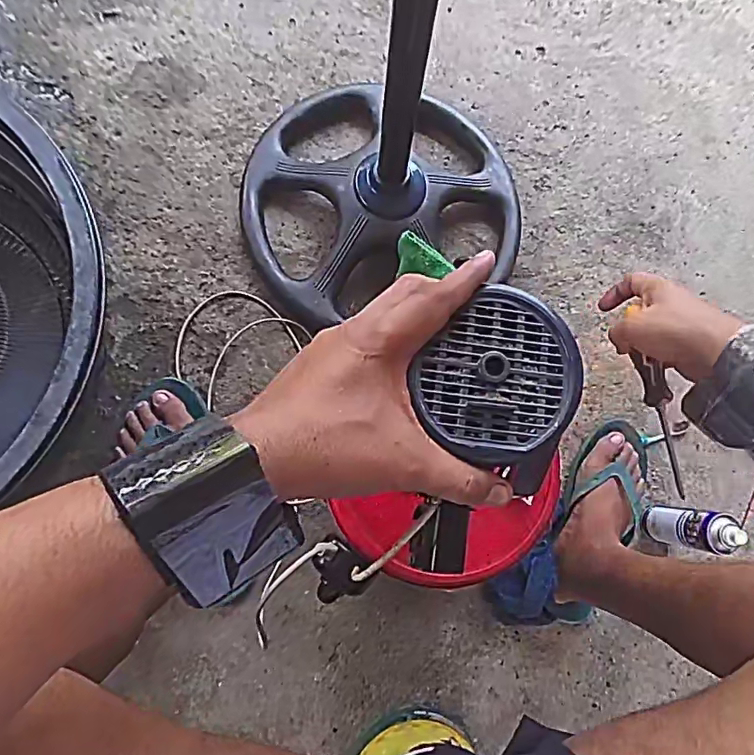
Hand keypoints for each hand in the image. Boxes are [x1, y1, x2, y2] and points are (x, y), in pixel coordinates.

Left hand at [228, 251, 513, 506]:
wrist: (257, 461)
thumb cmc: (314, 446)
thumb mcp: (405, 464)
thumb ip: (459, 479)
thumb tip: (496, 491)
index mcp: (376, 342)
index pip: (430, 298)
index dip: (465, 280)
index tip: (485, 263)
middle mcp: (352, 336)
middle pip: (405, 291)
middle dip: (442, 286)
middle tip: (469, 293)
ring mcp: (334, 349)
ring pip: (382, 311)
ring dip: (415, 309)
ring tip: (441, 322)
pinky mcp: (324, 367)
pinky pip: (368, 335)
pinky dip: (394, 336)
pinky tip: (402, 363)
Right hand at [599, 273, 744, 383]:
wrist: (715, 353)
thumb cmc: (681, 331)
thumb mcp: (633, 327)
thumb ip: (617, 330)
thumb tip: (617, 337)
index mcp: (658, 288)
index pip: (630, 282)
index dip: (614, 294)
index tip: (605, 307)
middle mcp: (672, 303)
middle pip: (640, 315)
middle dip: (629, 332)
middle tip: (626, 343)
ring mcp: (682, 324)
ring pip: (652, 337)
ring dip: (644, 350)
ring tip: (646, 358)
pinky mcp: (689, 345)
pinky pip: (665, 352)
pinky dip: (659, 360)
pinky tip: (660, 366)